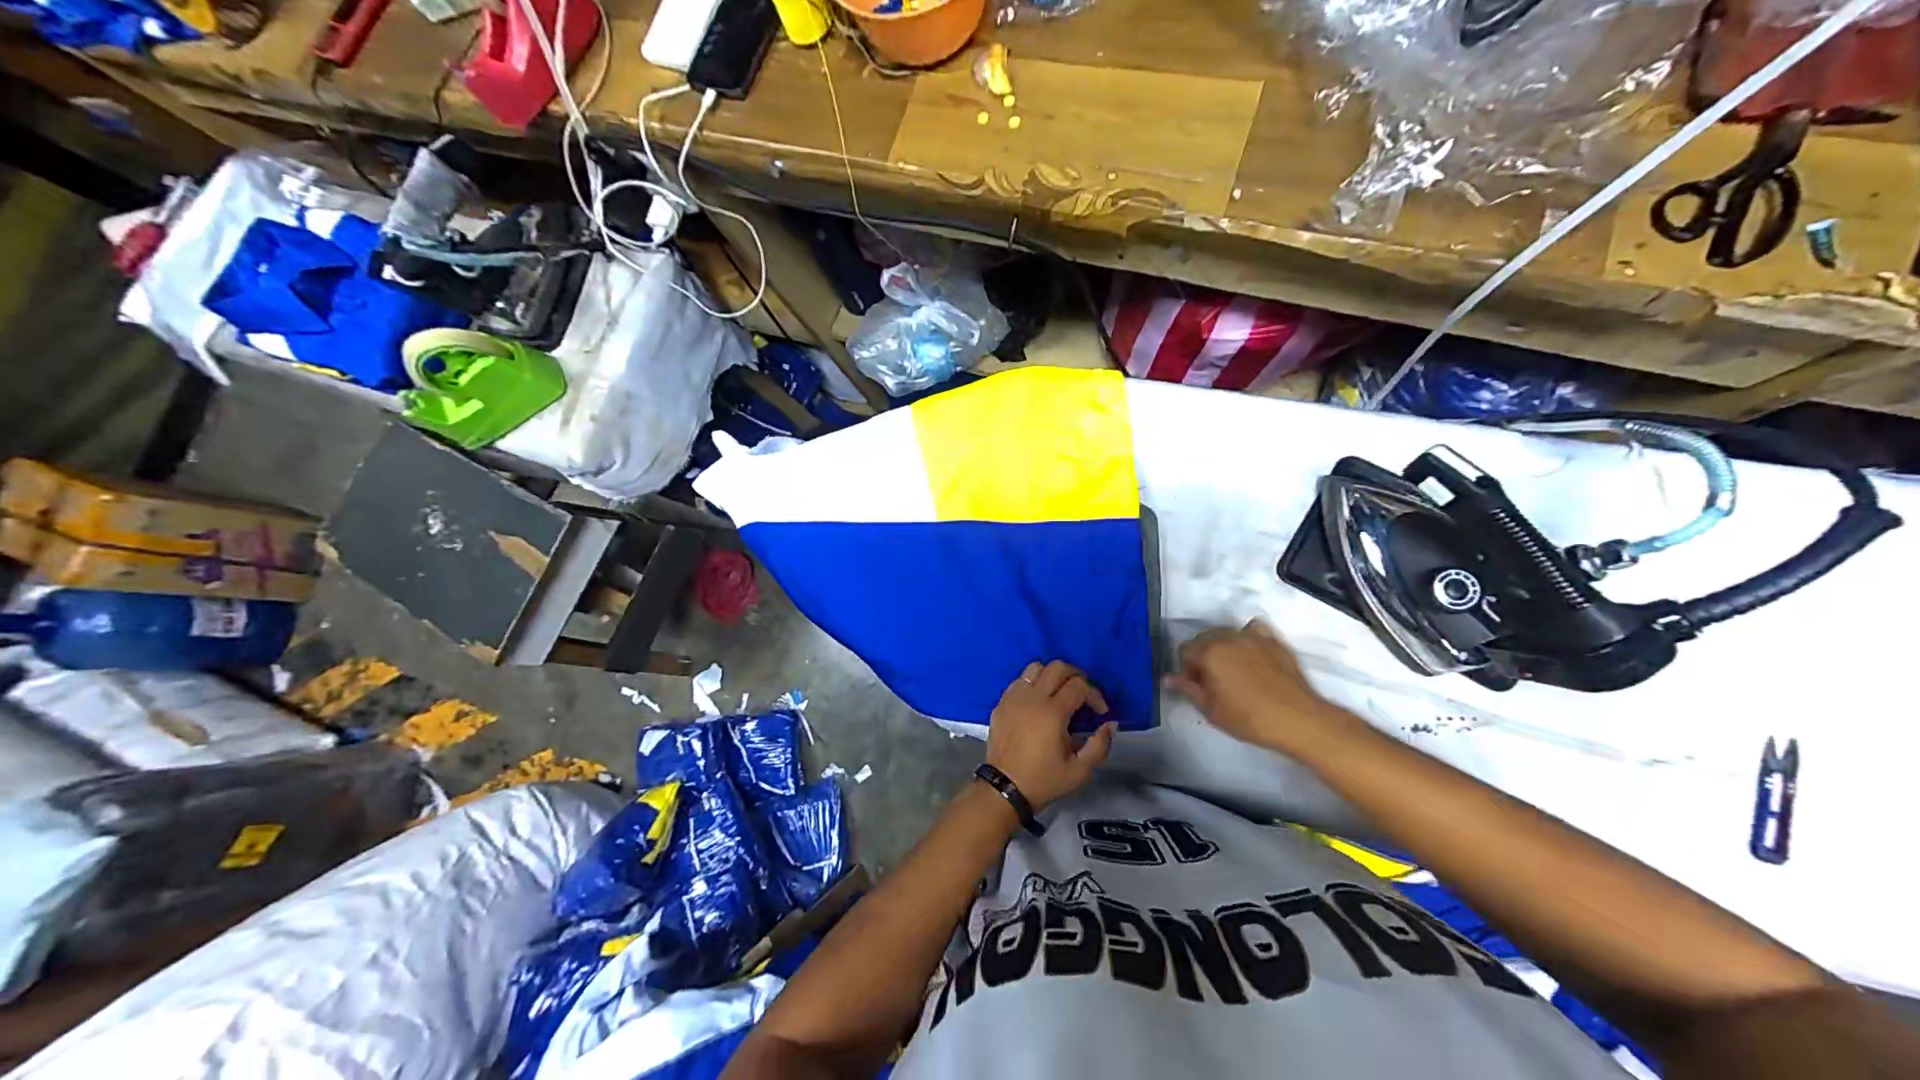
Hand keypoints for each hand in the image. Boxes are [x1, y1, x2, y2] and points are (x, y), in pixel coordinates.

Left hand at [985, 661, 1116, 811]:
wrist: (1004, 790)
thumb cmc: (1044, 780)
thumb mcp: (1080, 771)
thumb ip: (1100, 745)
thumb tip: (1110, 724)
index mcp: (1052, 712)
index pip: (1079, 685)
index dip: (1095, 694)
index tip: (1100, 712)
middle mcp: (1032, 698)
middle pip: (1057, 667)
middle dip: (1076, 675)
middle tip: (1084, 694)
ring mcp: (1013, 698)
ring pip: (1035, 668)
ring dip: (1052, 675)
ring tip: (1060, 693)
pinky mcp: (1000, 704)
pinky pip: (1019, 681)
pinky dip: (1032, 684)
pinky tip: (1038, 702)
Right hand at [1168, 620, 1367, 756]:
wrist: (1298, 719)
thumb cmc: (1249, 718)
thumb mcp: (1211, 710)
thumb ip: (1187, 689)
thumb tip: (1169, 678)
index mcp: (1209, 652)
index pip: (1184, 650)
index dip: (1186, 669)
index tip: (1196, 686)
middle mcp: (1229, 637)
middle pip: (1204, 638)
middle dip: (1202, 656)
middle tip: (1212, 682)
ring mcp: (1254, 636)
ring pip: (1227, 633)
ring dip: (1223, 647)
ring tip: (1233, 671)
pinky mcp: (1274, 641)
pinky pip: (1253, 630)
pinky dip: (1247, 638)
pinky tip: (1251, 655)